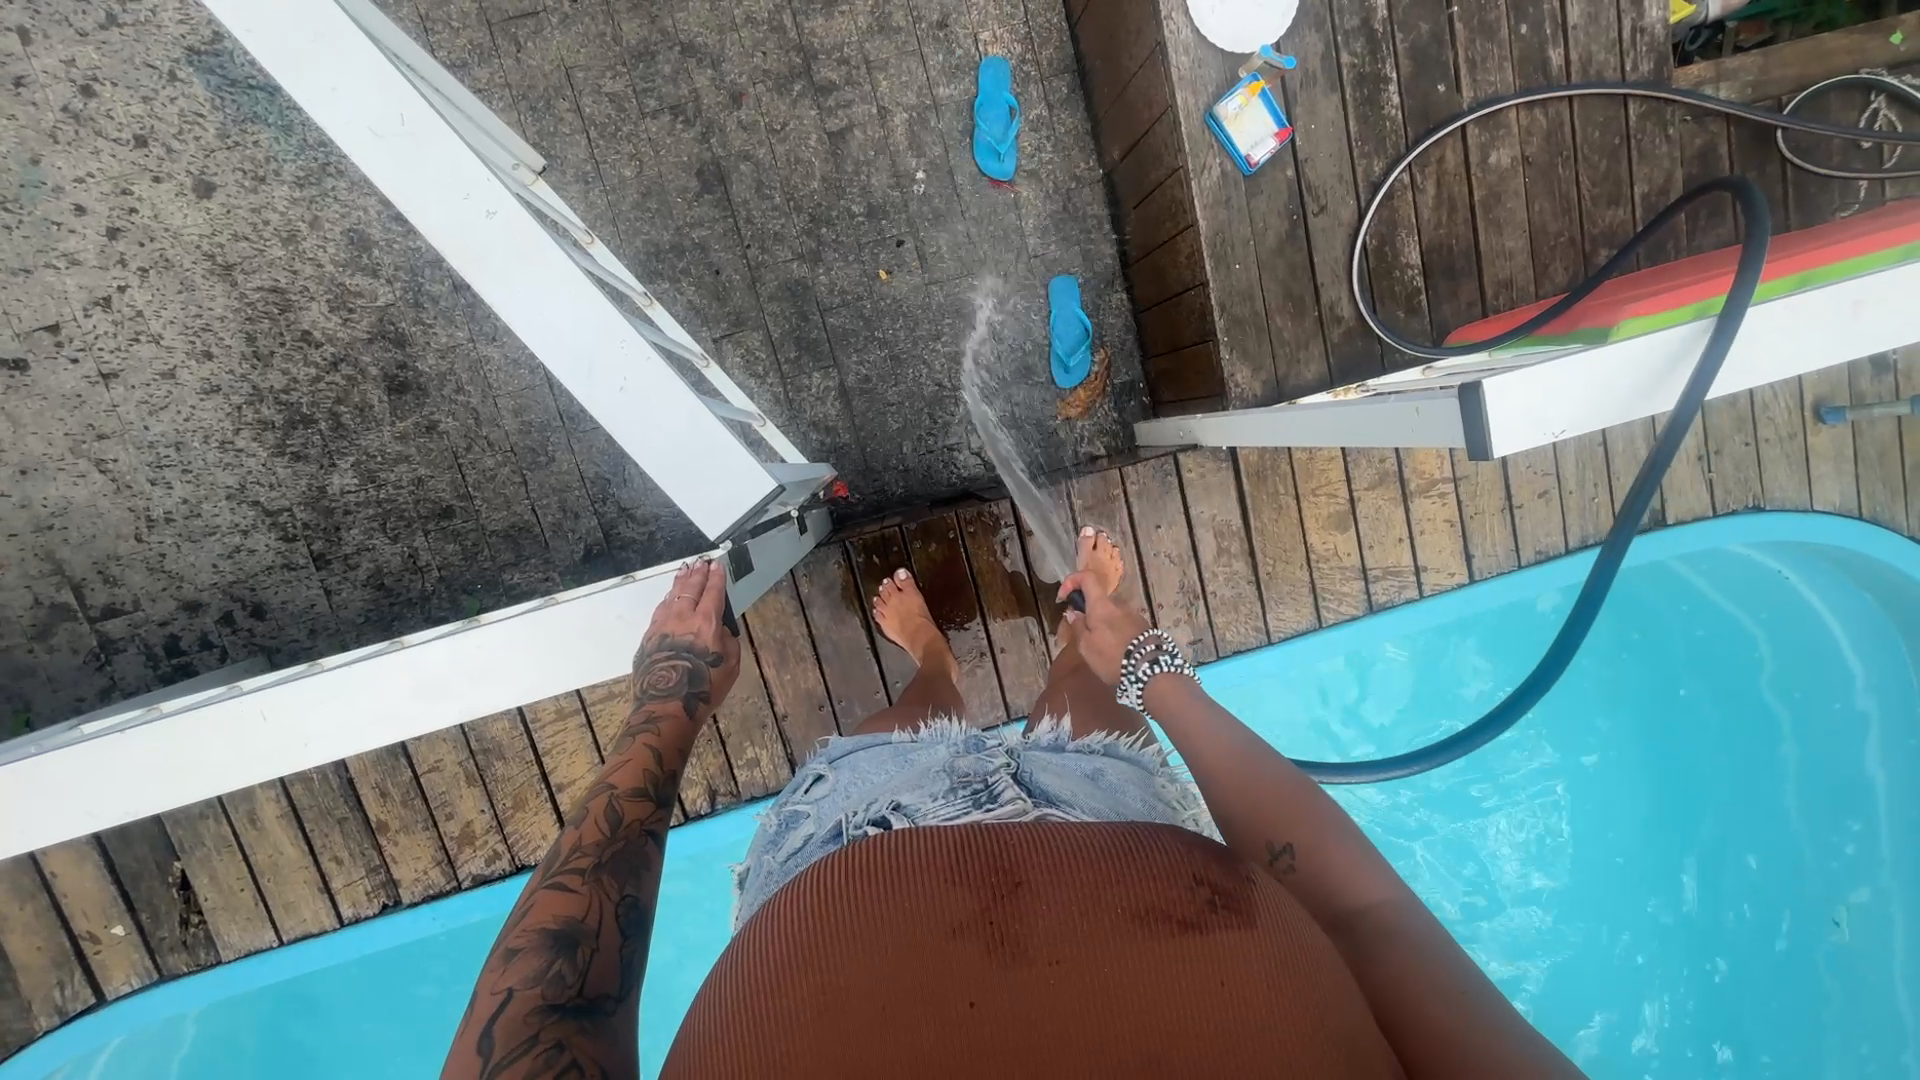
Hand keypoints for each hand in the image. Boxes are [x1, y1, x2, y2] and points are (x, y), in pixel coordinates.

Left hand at [632, 560, 739, 718]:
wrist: (666, 704)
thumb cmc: (705, 687)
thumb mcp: (731, 663)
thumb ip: (727, 639)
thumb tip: (719, 628)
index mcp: (707, 622)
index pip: (713, 592)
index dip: (716, 577)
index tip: (718, 565)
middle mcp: (683, 618)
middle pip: (690, 589)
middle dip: (698, 573)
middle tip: (701, 561)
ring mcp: (662, 626)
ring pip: (672, 596)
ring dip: (680, 582)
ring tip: (685, 570)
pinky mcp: (648, 637)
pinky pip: (660, 610)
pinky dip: (668, 599)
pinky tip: (669, 597)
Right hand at [1056, 571, 1148, 685]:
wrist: (1150, 670)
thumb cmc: (1111, 657)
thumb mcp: (1086, 646)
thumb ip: (1078, 626)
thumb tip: (1074, 612)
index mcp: (1101, 604)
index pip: (1087, 577)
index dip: (1072, 581)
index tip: (1063, 598)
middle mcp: (1118, 604)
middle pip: (1098, 598)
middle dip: (1087, 611)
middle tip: (1081, 632)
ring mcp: (1133, 614)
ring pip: (1111, 612)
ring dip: (1101, 622)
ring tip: (1099, 645)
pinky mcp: (1143, 626)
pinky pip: (1122, 622)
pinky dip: (1114, 629)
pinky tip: (1114, 649)